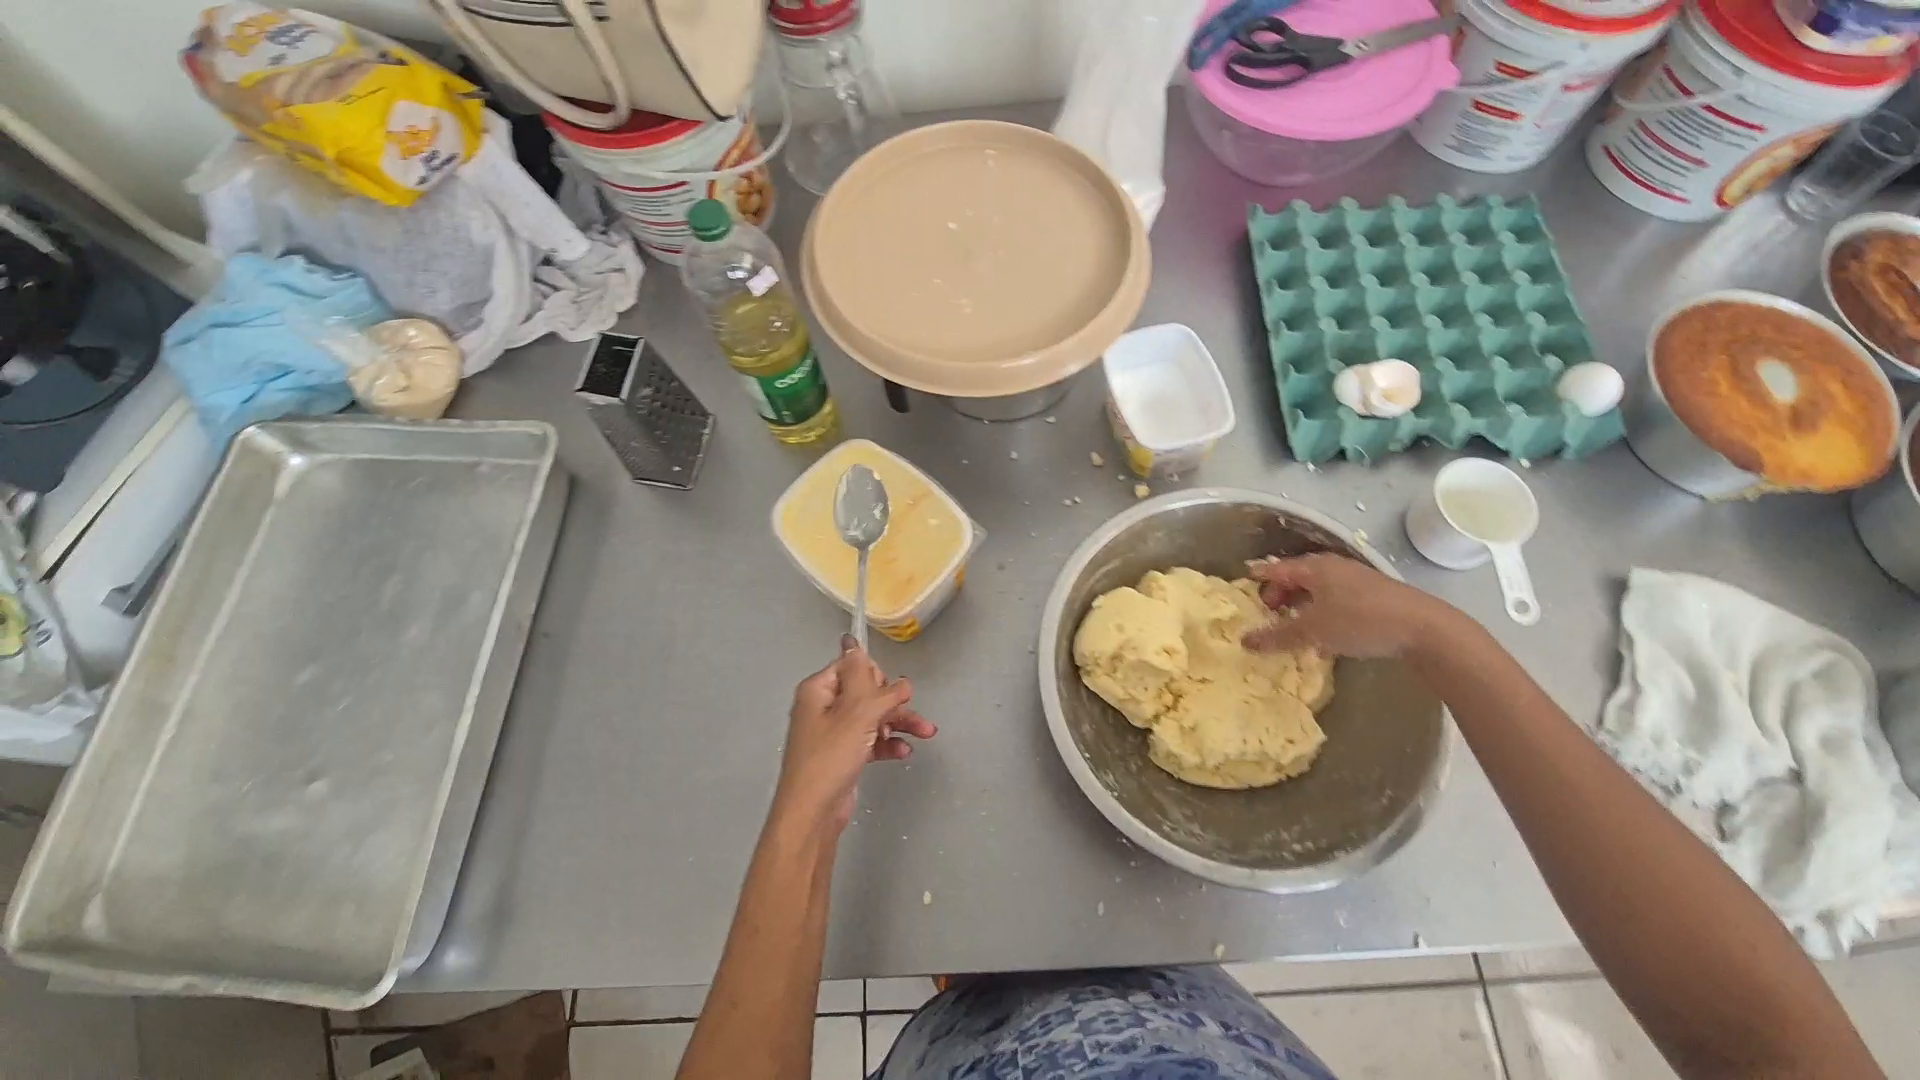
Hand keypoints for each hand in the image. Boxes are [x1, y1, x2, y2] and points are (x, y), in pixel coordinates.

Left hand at [774, 636, 936, 832]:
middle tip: (905, 712)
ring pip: (873, 717)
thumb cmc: (832, 755)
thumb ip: (866, 678)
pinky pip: (870, 740)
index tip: (888, 691)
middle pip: (867, 691)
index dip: (874, 675)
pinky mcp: (844, 755)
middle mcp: (824, 707)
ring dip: (898, 723)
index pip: (851, 666)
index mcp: (819, 689)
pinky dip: (888, 744)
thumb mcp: (855, 711)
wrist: (814, 812)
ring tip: (926, 732)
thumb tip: (855, 641)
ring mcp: (834, 733)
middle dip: (893, 702)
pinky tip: (904, 752)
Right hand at [1242, 553, 1460, 657]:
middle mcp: (1333, 568)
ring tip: (1292, 627)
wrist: (1422, 628)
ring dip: (1301, 606)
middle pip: (1296, 577)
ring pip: (1317, 590)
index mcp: (1314, 567)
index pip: (1276, 569)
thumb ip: (1277, 636)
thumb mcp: (1312, 631)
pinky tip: (1323, 634)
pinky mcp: (1373, 596)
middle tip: (1268, 614)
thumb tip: (1245, 641)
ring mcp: (1355, 580)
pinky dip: (1321, 612)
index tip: (1243, 584)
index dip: (1258, 578)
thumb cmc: (1359, 620)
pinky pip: (1335, 600)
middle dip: (1279, 594)